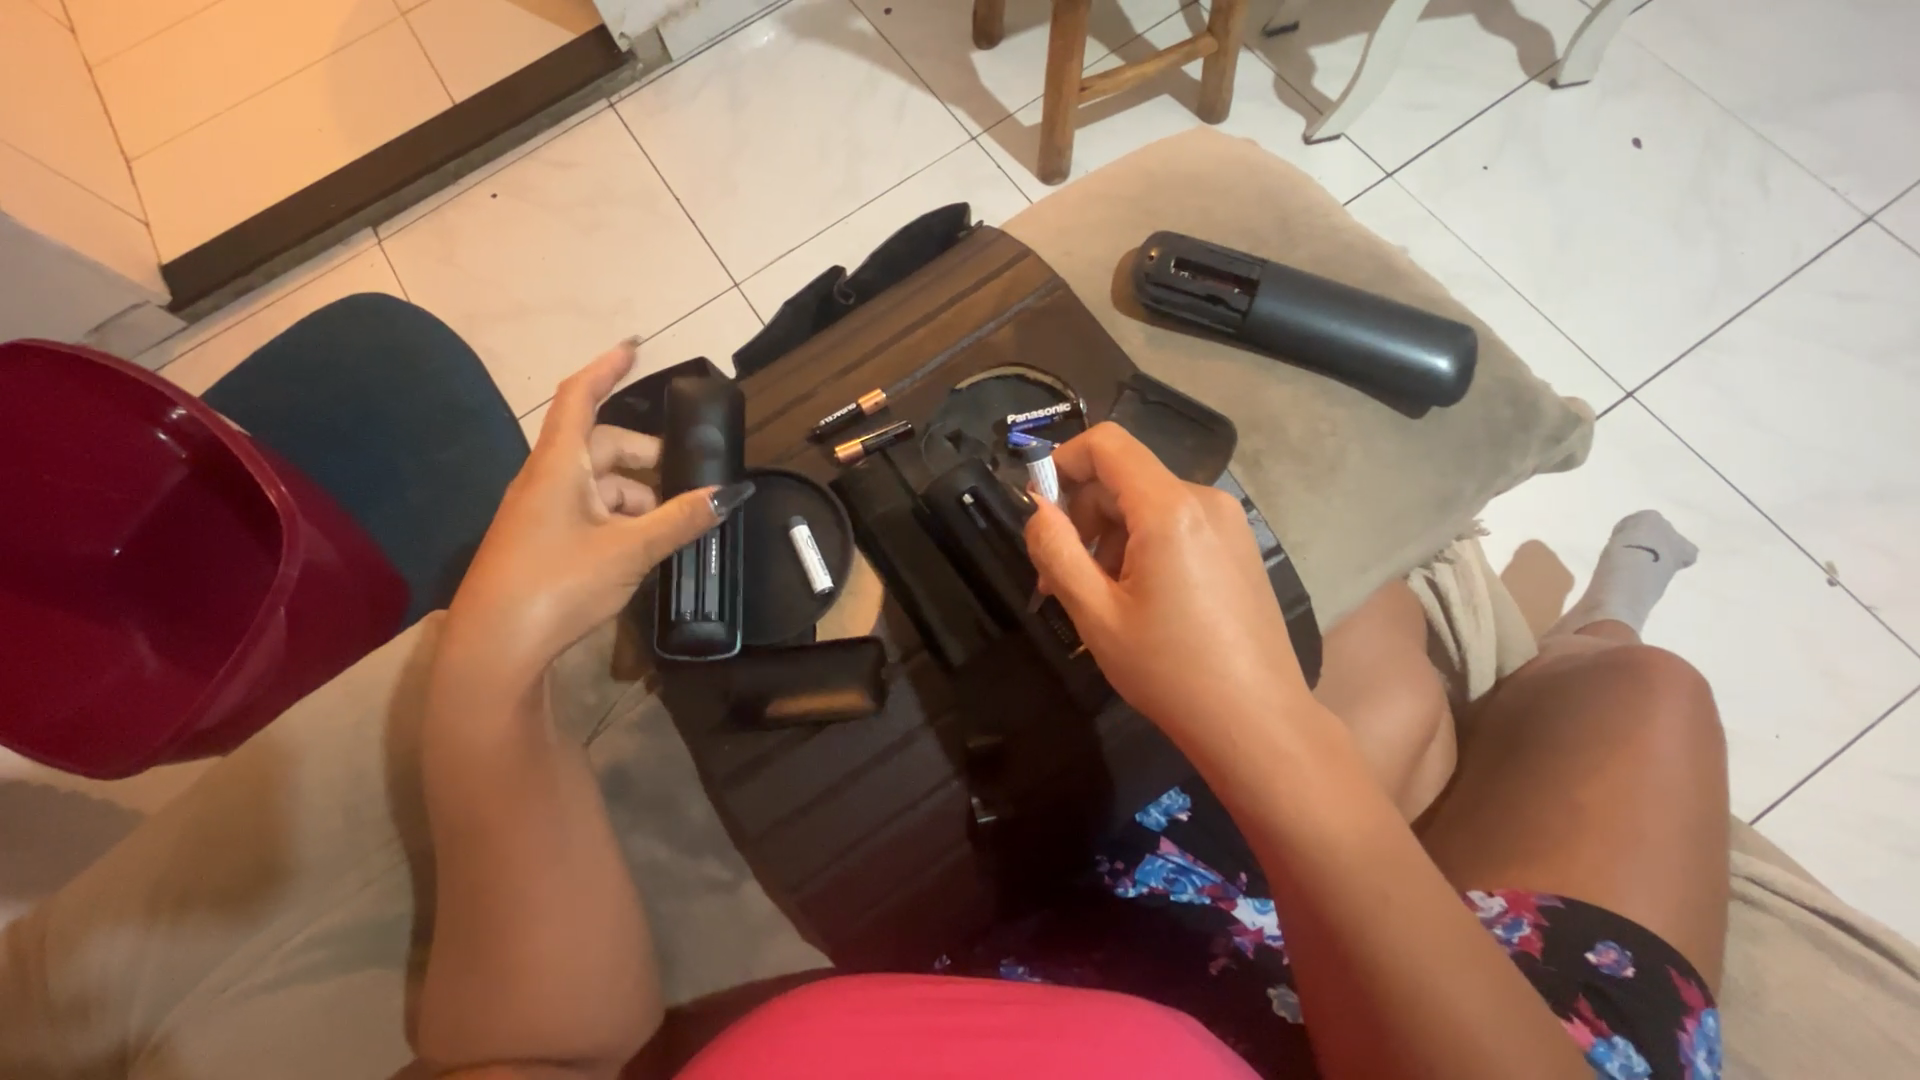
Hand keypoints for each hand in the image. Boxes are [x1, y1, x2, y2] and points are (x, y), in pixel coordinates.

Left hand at [441, 343, 751, 684]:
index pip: (580, 398)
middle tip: (686, 481)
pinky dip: (621, 518)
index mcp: (558, 465)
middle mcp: (546, 479)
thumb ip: (682, 519)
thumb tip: (731, 493)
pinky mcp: (542, 541)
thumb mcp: (630, 549)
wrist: (496, 647)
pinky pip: (589, 511)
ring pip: (599, 483)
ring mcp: (541, 512)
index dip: (606, 369)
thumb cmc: (558, 583)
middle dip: (646, 457)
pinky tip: (644, 546)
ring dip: (638, 495)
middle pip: (601, 445)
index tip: (634, 347)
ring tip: (672, 526)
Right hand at [1024, 423, 1311, 738]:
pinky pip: (1177, 525)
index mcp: (1169, 510)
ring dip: (1112, 538)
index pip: (1107, 444)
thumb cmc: (1169, 670)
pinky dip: (1145, 546)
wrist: (1256, 721)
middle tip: (1061, 579)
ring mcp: (1228, 522)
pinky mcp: (1238, 546)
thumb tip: (1037, 508)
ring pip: (1149, 504)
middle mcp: (1205, 500)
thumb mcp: (1095, 614)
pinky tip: (1141, 600)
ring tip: (1101, 600)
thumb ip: (1055, 551)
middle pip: (1125, 478)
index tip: (1041, 511)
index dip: (1063, 462)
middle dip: (1083, 517)